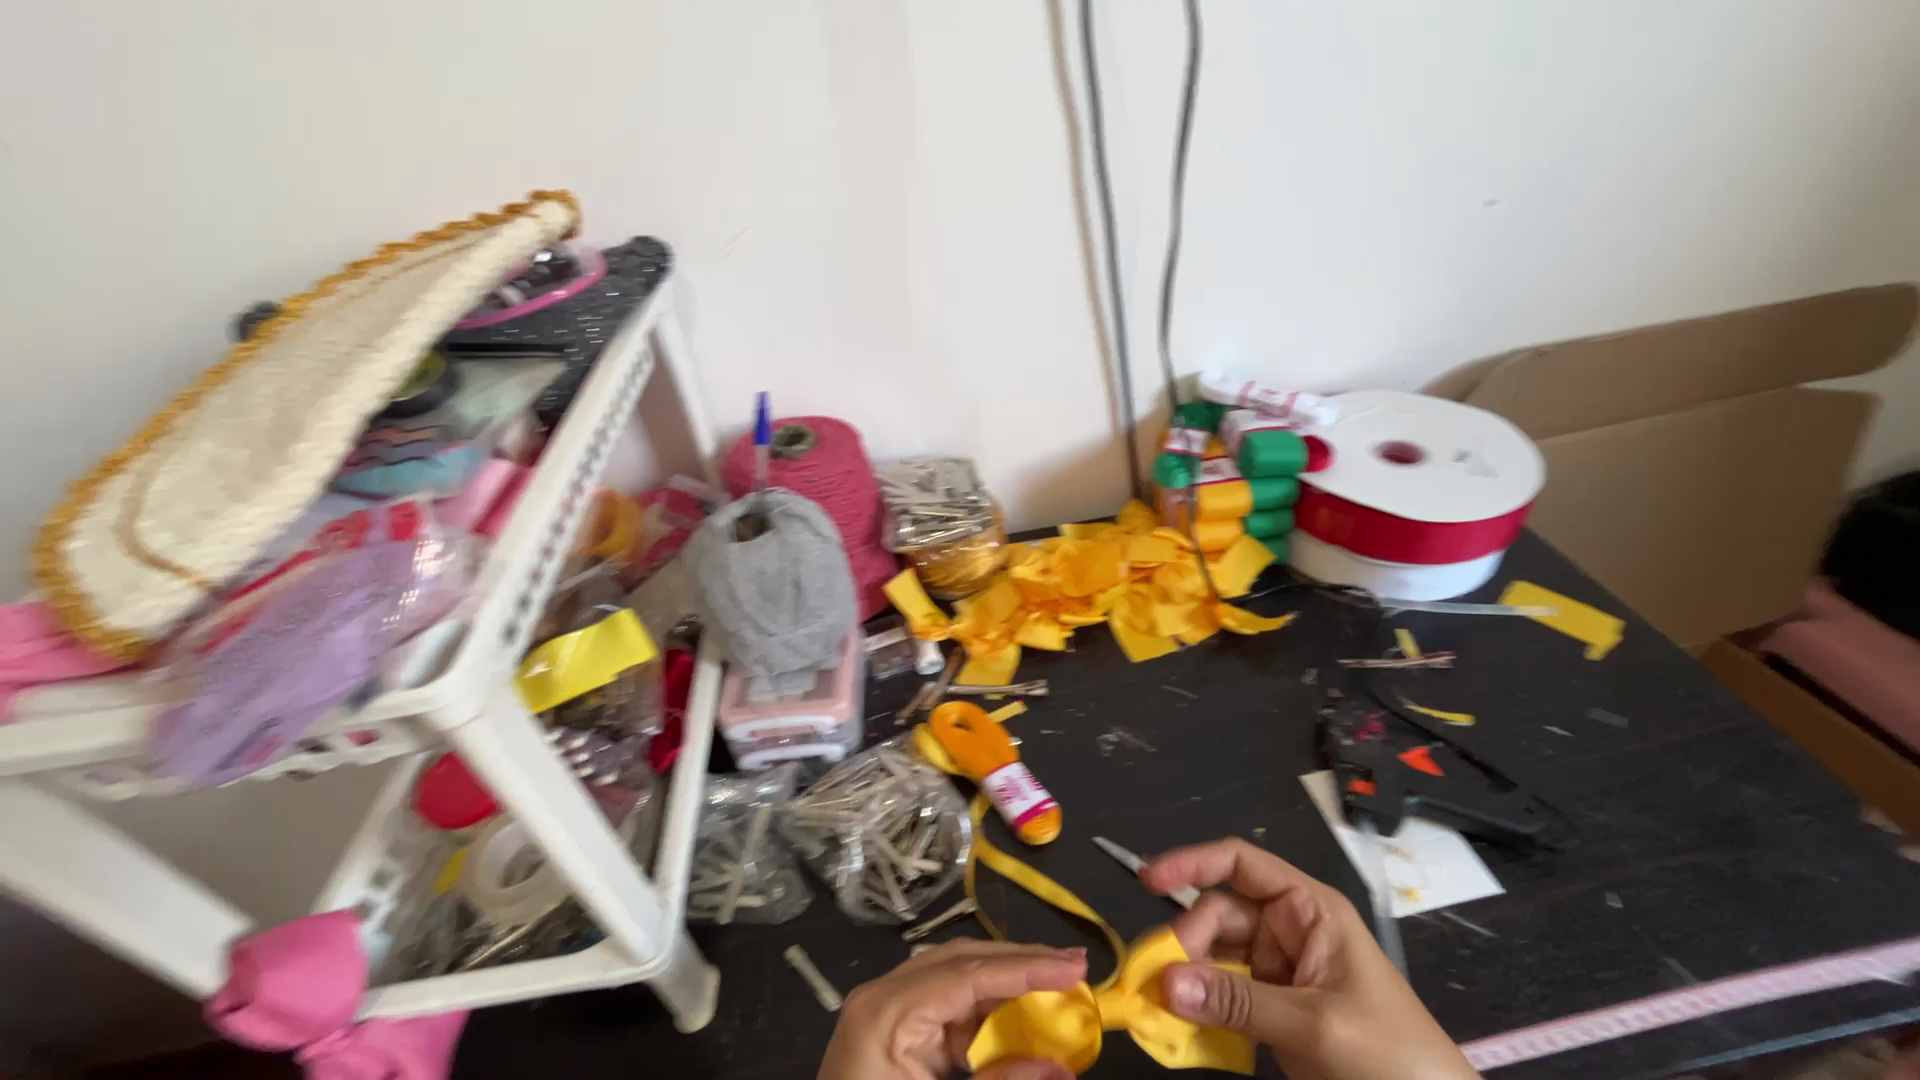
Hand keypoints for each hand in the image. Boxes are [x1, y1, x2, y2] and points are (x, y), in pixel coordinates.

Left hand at [816, 940, 1087, 1079]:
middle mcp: (883, 994)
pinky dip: (986, 1003)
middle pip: (961, 961)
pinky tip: (1019, 1006)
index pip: (967, 973)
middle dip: (1020, 961)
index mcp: (886, 1012)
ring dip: (1006, 977)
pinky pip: (946, 1000)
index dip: (1025, 967)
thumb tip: (1063, 1069)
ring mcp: (886, 1006)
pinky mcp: (895, 1025)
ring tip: (1057, 977)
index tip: (1075, 966)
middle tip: (1075, 966)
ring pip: (955, 972)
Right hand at [1141, 837, 1478, 1079]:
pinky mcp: (1269, 1012)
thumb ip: (1239, 1004)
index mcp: (1308, 910)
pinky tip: (1178, 1026)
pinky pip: (1220, 996)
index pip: (1240, 864)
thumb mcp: (1317, 1026)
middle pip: (1217, 915)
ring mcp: (1277, 973)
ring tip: (1158, 1005)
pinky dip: (1197, 1007)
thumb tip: (1164, 983)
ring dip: (1185, 977)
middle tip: (1159, 980)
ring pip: (1212, 956)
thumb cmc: (1393, 1057)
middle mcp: (1287, 931)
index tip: (1147, 879)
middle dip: (1185, 941)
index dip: (1192, 863)